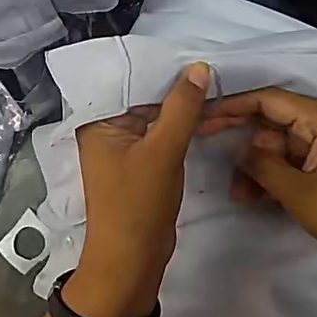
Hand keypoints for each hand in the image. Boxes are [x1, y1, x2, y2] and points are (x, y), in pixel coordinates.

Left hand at [68, 63, 210, 316]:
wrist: (131, 263)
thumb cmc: (137, 205)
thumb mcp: (162, 152)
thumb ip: (182, 108)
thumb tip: (199, 67)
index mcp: (97, 120)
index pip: (129, 80)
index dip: (163, 67)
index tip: (196, 53)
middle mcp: (106, 129)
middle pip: (145, 98)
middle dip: (179, 88)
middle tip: (215, 71)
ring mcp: (124, 147)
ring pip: (158, 116)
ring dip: (185, 108)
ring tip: (219, 89)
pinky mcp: (141, 163)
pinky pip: (163, 135)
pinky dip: (183, 127)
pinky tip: (209, 116)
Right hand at [198, 87, 316, 261]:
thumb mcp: (297, 190)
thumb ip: (262, 165)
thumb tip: (237, 149)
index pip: (267, 99)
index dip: (233, 105)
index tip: (204, 116)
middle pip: (268, 120)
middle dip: (239, 137)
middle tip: (204, 142)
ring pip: (273, 146)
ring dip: (253, 166)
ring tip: (237, 194)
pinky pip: (285, 163)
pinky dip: (268, 177)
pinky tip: (252, 197)